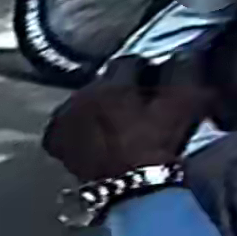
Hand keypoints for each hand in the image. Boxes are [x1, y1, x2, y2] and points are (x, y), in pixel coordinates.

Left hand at [43, 56, 215, 181]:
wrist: (127, 177)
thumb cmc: (156, 139)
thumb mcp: (185, 100)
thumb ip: (181, 72)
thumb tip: (175, 58)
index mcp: (107, 87)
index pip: (125, 63)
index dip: (144, 69)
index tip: (154, 79)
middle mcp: (74, 101)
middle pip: (99, 84)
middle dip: (118, 89)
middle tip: (138, 103)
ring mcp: (57, 121)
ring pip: (80, 104)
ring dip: (95, 108)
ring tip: (117, 121)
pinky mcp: (50, 140)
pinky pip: (65, 125)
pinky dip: (78, 126)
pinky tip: (96, 135)